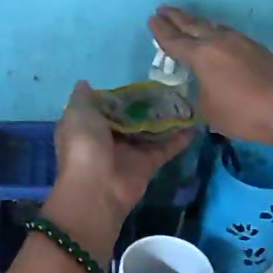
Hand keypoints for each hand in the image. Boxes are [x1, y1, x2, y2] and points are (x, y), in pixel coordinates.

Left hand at [50, 82, 193, 234]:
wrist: (96, 188)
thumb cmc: (84, 146)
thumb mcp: (78, 114)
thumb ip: (83, 98)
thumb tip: (84, 83)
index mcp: (89, 126)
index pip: (104, 107)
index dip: (118, 96)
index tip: (135, 84)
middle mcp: (108, 138)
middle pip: (130, 118)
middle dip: (146, 105)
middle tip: (167, 88)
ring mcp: (129, 152)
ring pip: (150, 132)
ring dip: (165, 119)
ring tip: (185, 101)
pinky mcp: (147, 164)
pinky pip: (165, 148)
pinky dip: (179, 139)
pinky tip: (195, 125)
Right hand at [148, 6, 272, 147]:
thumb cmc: (242, 113)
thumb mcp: (208, 111)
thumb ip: (199, 95)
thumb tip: (204, 87)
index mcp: (201, 55)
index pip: (174, 41)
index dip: (161, 31)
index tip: (152, 20)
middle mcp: (219, 41)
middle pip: (193, 25)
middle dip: (176, 18)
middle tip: (163, 9)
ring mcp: (241, 42)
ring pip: (213, 27)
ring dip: (197, 23)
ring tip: (188, 21)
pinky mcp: (257, 49)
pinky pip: (228, 35)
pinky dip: (215, 33)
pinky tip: (217, 38)